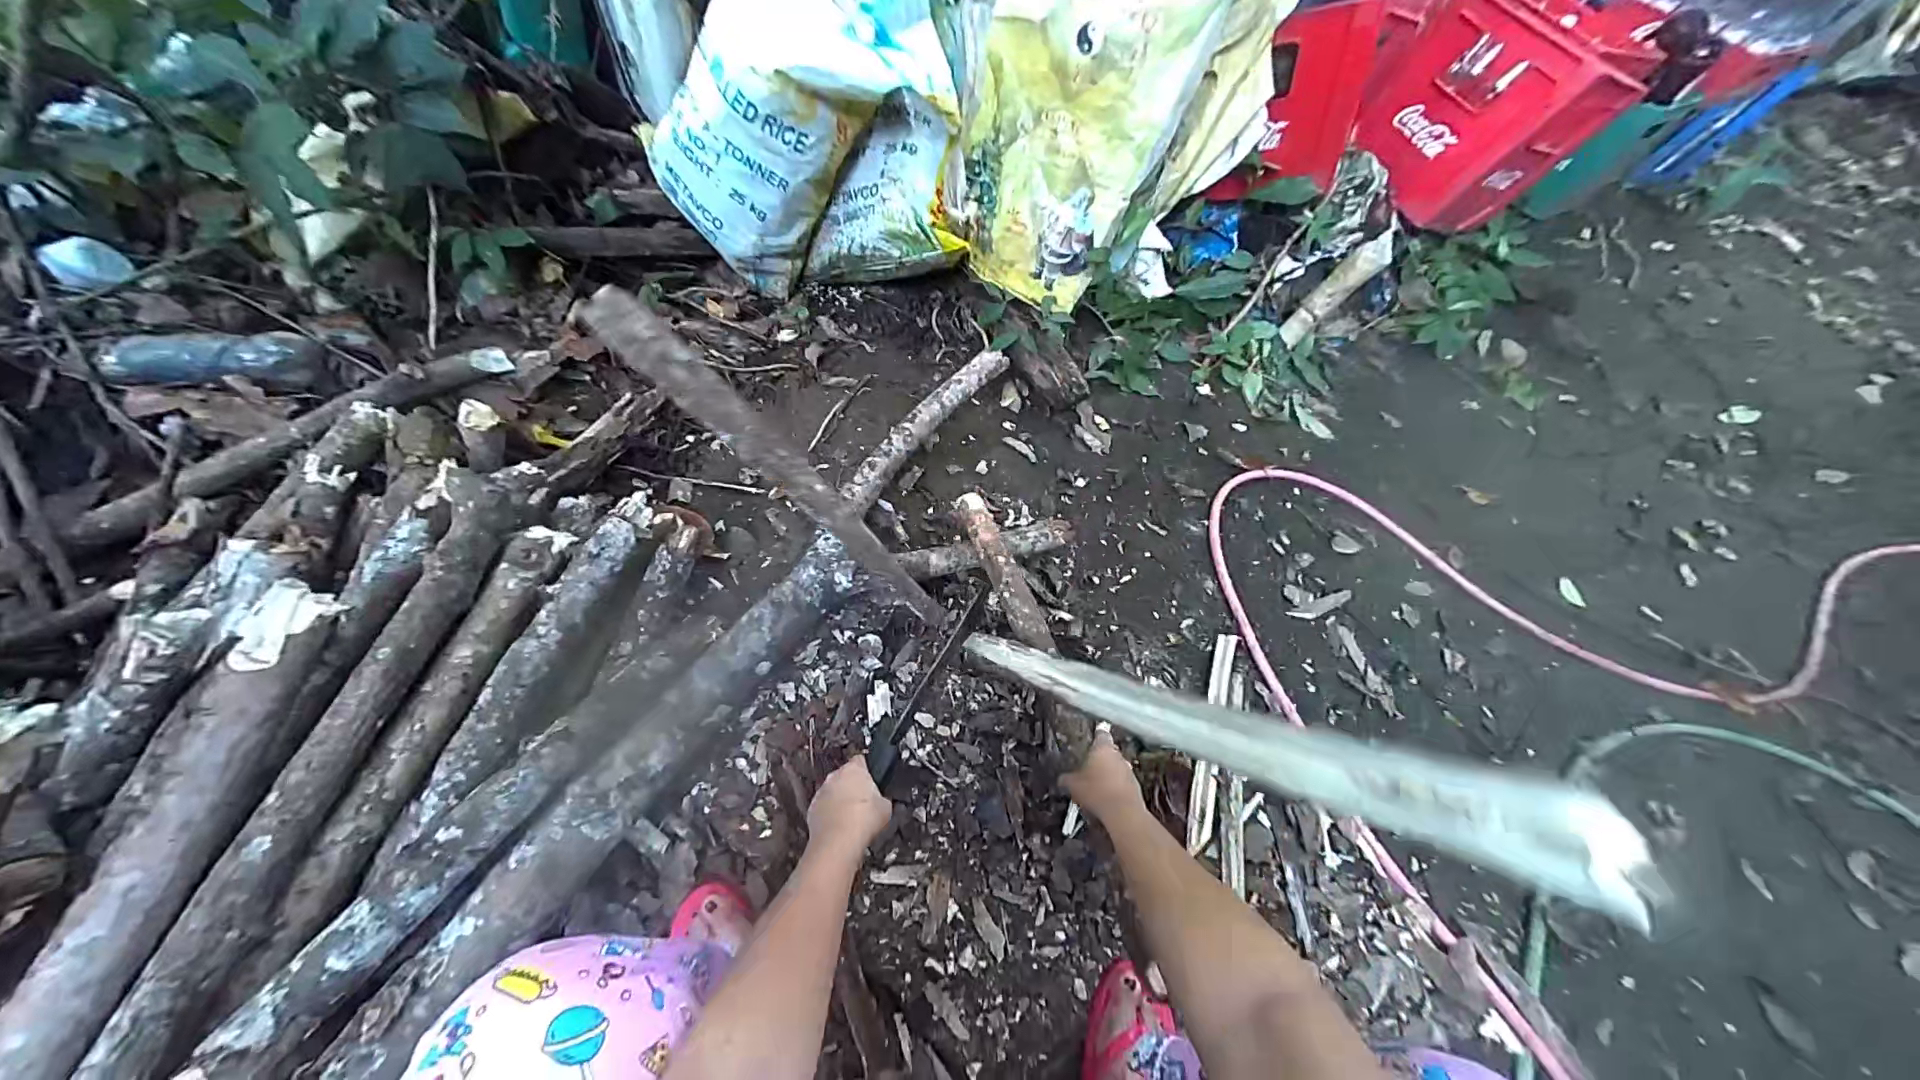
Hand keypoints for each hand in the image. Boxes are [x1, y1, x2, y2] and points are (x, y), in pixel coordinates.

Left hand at [806, 756, 891, 856]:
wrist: (838, 842)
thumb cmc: (863, 820)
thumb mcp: (885, 807)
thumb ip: (882, 798)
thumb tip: (880, 802)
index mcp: (854, 769)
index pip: (860, 760)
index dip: (867, 770)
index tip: (871, 781)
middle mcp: (834, 777)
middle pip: (845, 776)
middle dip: (853, 787)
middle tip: (864, 803)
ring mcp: (821, 793)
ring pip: (832, 792)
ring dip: (840, 801)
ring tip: (852, 819)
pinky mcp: (811, 809)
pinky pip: (823, 808)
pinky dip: (830, 815)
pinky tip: (840, 828)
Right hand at [1063, 731, 1144, 822]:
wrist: (1123, 812)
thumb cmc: (1096, 791)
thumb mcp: (1073, 785)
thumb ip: (1066, 779)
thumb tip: (1062, 779)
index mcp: (1103, 748)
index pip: (1101, 734)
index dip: (1096, 735)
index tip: (1092, 736)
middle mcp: (1118, 755)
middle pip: (1109, 751)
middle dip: (1100, 757)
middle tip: (1088, 765)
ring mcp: (1129, 771)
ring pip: (1117, 767)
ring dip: (1109, 772)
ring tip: (1096, 784)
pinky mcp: (1135, 786)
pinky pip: (1123, 782)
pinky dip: (1116, 786)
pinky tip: (1106, 796)